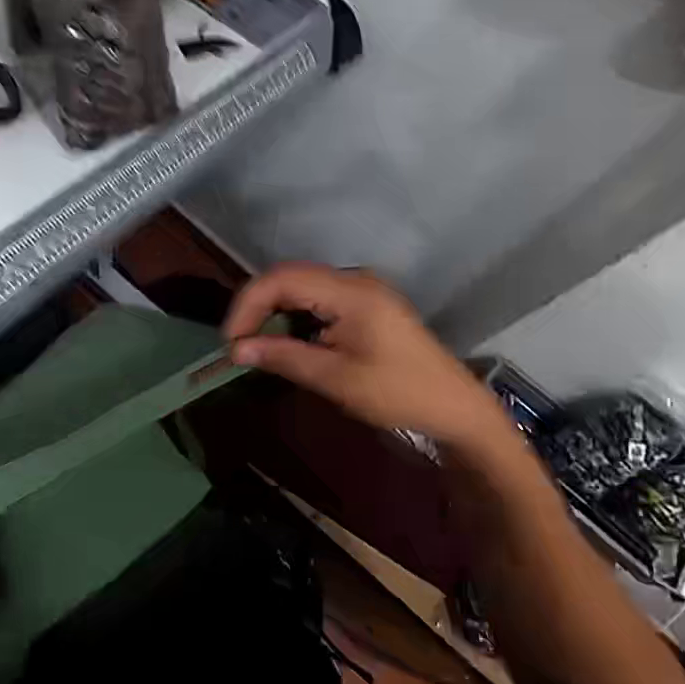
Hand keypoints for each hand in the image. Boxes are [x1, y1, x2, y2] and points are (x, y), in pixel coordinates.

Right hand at [223, 263, 514, 452]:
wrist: (452, 405)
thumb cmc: (397, 393)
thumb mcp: (336, 378)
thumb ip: (284, 357)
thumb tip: (237, 349)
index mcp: (350, 291)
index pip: (282, 279)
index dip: (248, 305)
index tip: (231, 343)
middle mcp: (355, 280)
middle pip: (290, 278)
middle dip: (258, 308)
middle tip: (239, 346)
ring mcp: (363, 290)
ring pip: (302, 288)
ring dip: (275, 314)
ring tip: (257, 348)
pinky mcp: (366, 305)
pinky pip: (320, 300)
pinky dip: (296, 318)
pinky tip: (288, 344)